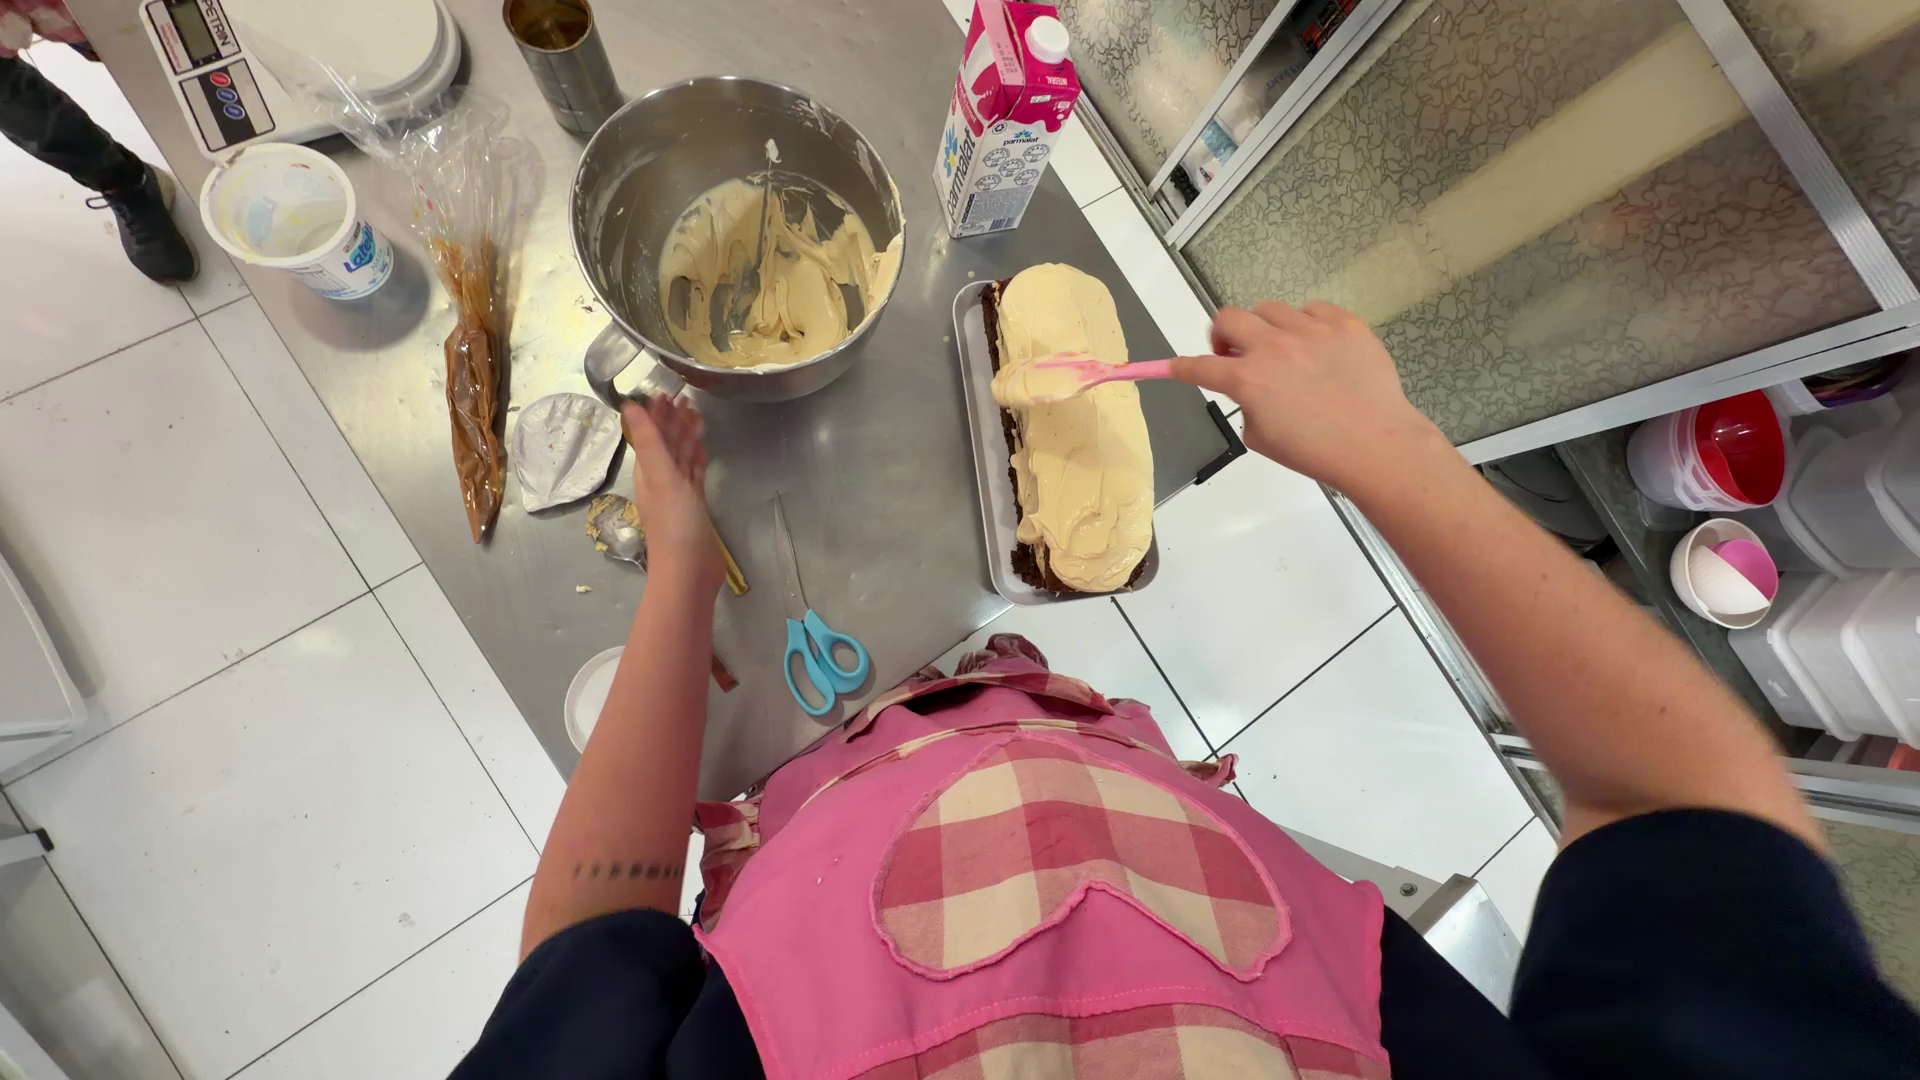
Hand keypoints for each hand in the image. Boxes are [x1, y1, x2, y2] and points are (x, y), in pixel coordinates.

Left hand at [623, 397, 724, 593]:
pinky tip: (702, 449)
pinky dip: (698, 458)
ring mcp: (680, 494)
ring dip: (687, 436)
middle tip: (686, 399)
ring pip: (681, 457)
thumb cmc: (675, 525)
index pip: (650, 435)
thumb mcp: (661, 478)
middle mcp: (662, 480)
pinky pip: (695, 474)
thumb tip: (631, 406)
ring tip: (697, 416)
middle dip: (673, 421)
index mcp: (650, 472)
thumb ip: (649, 442)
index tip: (665, 392)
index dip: (656, 414)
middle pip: (666, 443)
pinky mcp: (696, 506)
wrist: (689, 571)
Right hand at [1172, 301, 1445, 492]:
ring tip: (1282, 351)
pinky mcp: (1345, 324)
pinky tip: (1315, 348)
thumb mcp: (1259, 437)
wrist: (1374, 444)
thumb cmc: (1313, 451)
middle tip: (1233, 353)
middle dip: (1222, 336)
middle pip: (1228, 317)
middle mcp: (1274, 348)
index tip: (1175, 366)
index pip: (1199, 367)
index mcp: (1247, 380)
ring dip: (1265, 329)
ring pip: (1269, 309)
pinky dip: (1305, 325)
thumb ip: (1245, 403)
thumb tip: (1249, 386)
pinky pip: (1312, 310)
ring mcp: (1311, 331)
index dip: (1181, 367)